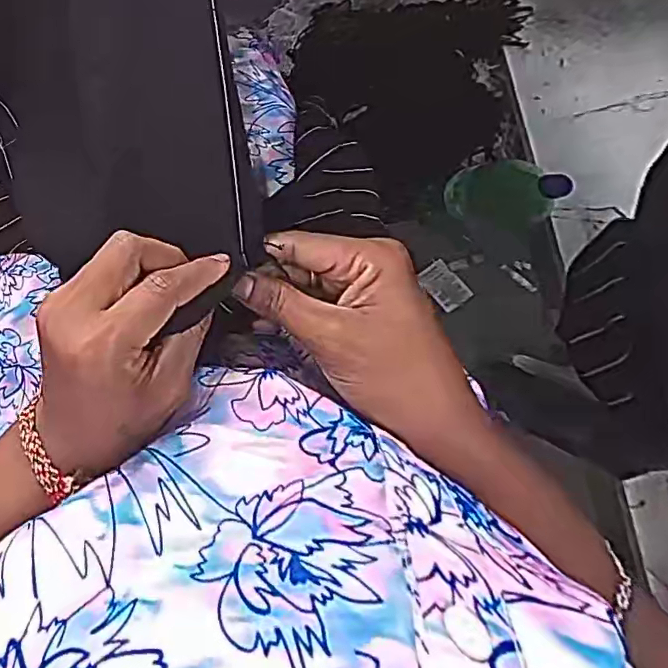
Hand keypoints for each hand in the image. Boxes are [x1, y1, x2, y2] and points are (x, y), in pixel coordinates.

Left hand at [33, 231, 229, 475]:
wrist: (65, 440)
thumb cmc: (117, 425)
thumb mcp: (169, 387)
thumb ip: (189, 333)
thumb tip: (203, 293)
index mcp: (103, 341)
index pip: (159, 285)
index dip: (197, 271)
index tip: (220, 266)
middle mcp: (72, 313)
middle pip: (127, 248)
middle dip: (167, 256)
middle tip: (186, 280)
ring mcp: (57, 303)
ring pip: (112, 250)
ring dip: (146, 263)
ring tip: (164, 292)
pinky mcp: (54, 299)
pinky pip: (99, 265)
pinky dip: (127, 273)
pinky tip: (139, 299)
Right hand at [233, 231, 485, 454]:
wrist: (434, 424)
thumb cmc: (402, 382)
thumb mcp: (329, 337)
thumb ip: (279, 303)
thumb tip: (242, 282)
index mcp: (372, 255)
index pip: (299, 243)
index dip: (262, 260)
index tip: (233, 280)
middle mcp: (371, 262)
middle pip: (300, 261)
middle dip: (271, 285)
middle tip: (246, 308)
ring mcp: (366, 285)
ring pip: (305, 283)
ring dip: (282, 303)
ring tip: (265, 324)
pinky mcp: (361, 307)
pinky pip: (318, 301)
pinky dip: (298, 315)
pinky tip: (280, 329)